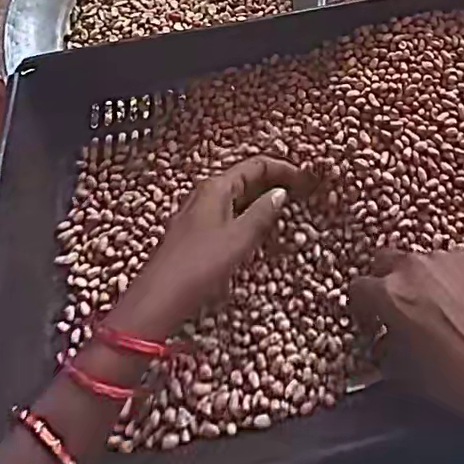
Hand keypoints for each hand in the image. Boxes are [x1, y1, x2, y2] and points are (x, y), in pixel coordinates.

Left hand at [110, 157, 307, 339]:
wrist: (158, 299)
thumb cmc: (200, 265)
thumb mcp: (239, 238)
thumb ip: (262, 213)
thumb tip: (280, 192)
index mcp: (216, 187)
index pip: (255, 164)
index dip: (282, 168)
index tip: (305, 178)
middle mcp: (205, 193)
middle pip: (245, 177)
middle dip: (273, 182)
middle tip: (299, 191)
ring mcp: (198, 213)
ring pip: (237, 196)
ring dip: (261, 199)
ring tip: (284, 209)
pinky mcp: (195, 232)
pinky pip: (228, 213)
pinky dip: (247, 214)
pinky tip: (256, 230)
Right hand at [350, 249, 463, 455]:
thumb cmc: (460, 381)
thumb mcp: (410, 373)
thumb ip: (389, 347)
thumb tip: (385, 339)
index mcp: (390, 293)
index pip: (358, 288)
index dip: (361, 308)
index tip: (369, 323)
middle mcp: (412, 266)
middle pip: (383, 261)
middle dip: (383, 282)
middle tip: (394, 310)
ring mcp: (443, 257)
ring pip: (415, 261)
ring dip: (414, 279)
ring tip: (430, 308)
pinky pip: (443, 264)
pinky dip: (441, 277)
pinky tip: (457, 303)